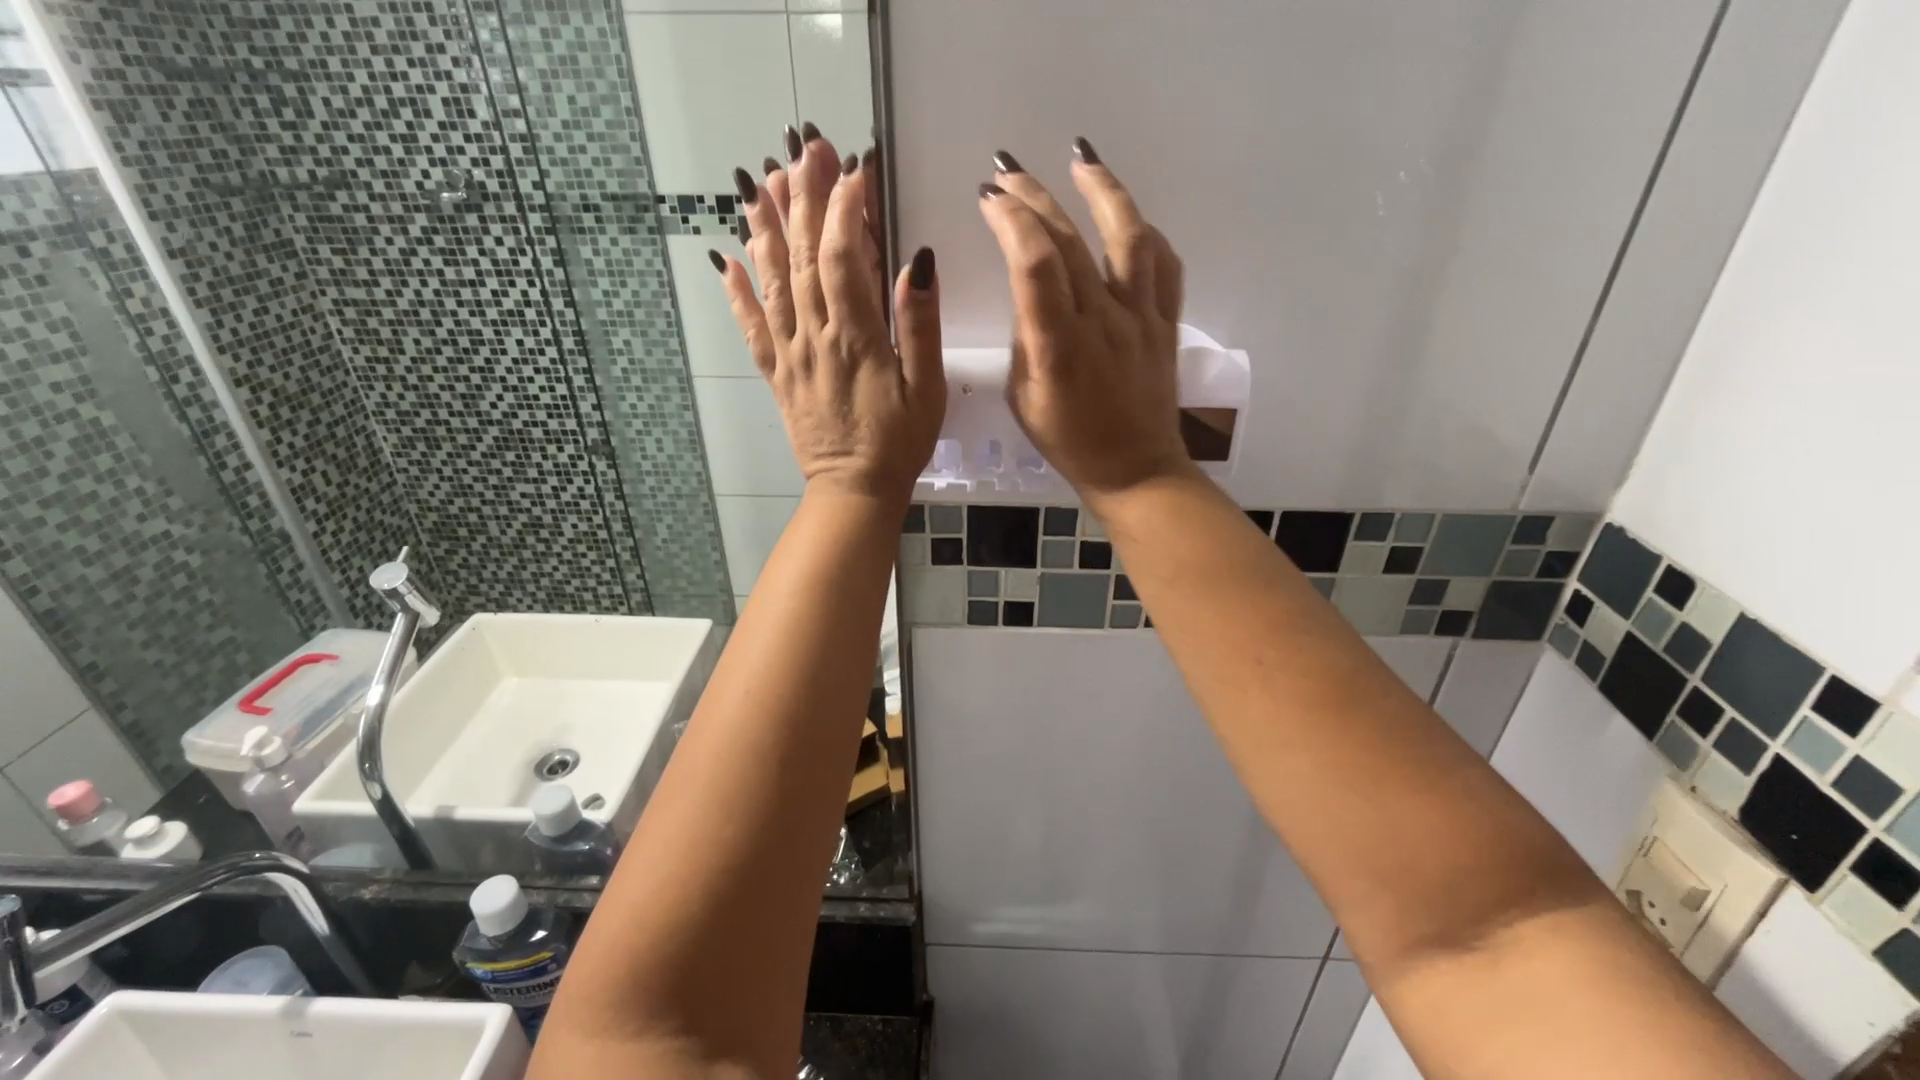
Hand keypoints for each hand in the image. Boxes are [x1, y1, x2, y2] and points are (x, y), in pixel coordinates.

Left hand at [715, 124, 944, 506]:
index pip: (845, 256)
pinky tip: (726, 256)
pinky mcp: (776, 372)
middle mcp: (815, 335)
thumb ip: (921, 325)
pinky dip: (737, 290)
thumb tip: (917, 262)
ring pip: (772, 280)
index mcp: (856, 336)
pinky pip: (751, 326)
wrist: (854, 491)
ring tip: (763, 181)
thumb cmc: (900, 441)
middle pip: (805, 255)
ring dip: (767, 227)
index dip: (847, 208)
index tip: (854, 168)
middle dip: (805, 197)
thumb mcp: (927, 388)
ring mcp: (789, 353)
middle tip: (805, 148)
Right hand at [976, 139, 1191, 499]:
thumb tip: (1032, 295)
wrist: (1136, 469)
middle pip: (1070, 240)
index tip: (989, 196)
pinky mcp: (1166, 322)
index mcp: (1059, 346)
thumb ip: (1025, 339)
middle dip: (1034, 195)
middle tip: (1006, 168)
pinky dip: (1145, 232)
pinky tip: (1127, 216)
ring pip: (1129, 238)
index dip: (1010, 220)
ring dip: (1102, 190)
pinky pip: (1164, 265)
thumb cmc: (1069, 442)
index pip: (1034, 264)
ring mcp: (1142, 318)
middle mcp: (1103, 321)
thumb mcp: (1024, 398)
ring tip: (1079, 158)